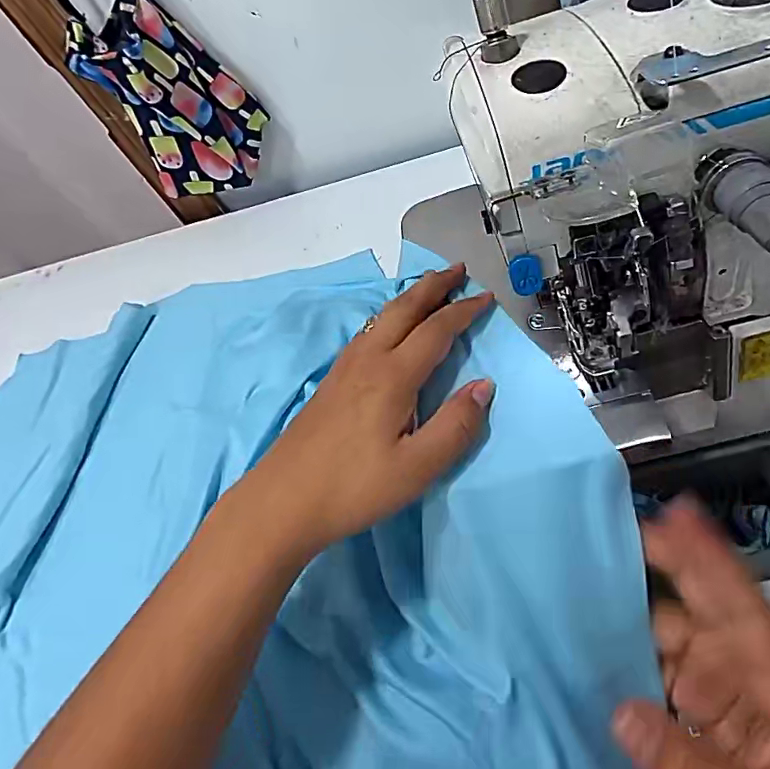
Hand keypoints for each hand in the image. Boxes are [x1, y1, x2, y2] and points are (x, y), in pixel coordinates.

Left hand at [242, 264, 494, 557]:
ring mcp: (345, 367)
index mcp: (393, 376)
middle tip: (458, 269)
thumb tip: (485, 386)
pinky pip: (369, 330)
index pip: (436, 330)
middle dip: (434, 285)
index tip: (486, 298)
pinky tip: (389, 325)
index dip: (464, 311)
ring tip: (430, 286)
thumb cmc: (354, 487)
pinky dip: (390, 313)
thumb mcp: (417, 468)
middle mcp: (368, 360)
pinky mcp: (332, 379)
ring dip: (411, 295)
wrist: (283, 499)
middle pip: (405, 309)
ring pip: (383, 316)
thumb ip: (456, 426)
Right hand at [612, 499, 769, 768]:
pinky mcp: (699, 731)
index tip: (674, 511)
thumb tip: (624, 714)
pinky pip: (657, 680)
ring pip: (668, 641)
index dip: (706, 549)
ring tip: (589, 584)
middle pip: (693, 607)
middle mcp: (746, 681)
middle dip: (654, 566)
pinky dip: (627, 662)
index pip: (738, 599)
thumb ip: (688, 758)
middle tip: (611, 532)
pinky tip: (596, 649)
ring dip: (632, 615)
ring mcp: (721, 704)